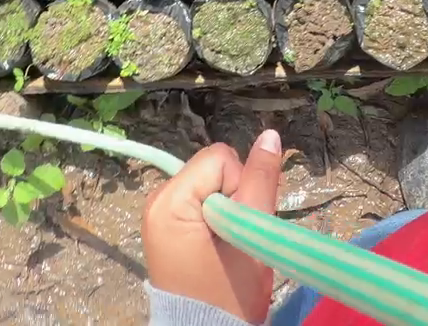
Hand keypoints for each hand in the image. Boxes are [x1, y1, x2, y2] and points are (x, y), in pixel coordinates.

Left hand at [143, 129, 282, 322]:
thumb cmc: (229, 292)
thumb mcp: (252, 233)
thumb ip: (260, 179)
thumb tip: (270, 135)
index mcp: (169, 199)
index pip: (221, 159)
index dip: (241, 185)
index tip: (241, 225)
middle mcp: (158, 198)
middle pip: (214, 168)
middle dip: (235, 195)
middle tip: (238, 237)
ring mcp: (160, 212)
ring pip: (212, 183)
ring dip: (229, 206)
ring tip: (230, 244)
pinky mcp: (167, 224)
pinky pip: (202, 199)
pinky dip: (218, 216)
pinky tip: (219, 244)